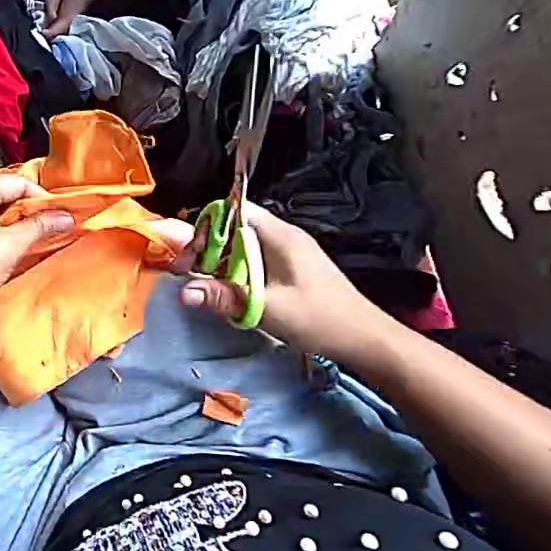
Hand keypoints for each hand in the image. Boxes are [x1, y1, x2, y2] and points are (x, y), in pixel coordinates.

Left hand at [0, 174, 73, 305]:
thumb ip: (40, 226)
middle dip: (24, 207)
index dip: (40, 196)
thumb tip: (66, 217)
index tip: (56, 213)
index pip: (15, 182)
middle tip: (43, 224)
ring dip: (8, 217)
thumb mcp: (12, 246)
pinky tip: (0, 242)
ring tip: (25, 234)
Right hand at [171, 202, 394, 357]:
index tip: (189, 255)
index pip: (234, 211)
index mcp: (280, 236)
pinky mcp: (293, 268)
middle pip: (236, 228)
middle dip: (210, 248)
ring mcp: (291, 252)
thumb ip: (225, 297)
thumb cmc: (319, 319)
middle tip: (190, 274)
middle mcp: (284, 236)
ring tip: (206, 285)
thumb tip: (185, 292)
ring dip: (224, 263)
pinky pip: (257, 260)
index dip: (207, 228)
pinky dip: (240, 272)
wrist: (365, 338)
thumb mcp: (267, 309)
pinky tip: (233, 292)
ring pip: (245, 246)